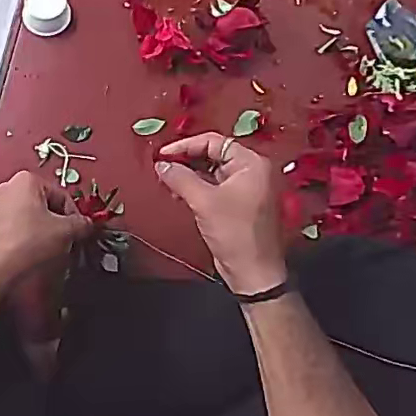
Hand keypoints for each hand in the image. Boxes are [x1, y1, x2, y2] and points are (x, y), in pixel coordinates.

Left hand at [0, 172, 89, 293]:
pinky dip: (28, 239)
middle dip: (58, 224)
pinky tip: (31, 254)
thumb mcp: (64, 232)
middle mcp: (9, 187)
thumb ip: (81, 224)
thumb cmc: (23, 244)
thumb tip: (86, 224)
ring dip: (44, 233)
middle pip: (46, 205)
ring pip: (32, 218)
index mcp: (27, 180)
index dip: (74, 216)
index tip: (79, 231)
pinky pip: (18, 228)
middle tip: (66, 241)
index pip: (62, 196)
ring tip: (48, 250)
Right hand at [154, 133, 286, 293]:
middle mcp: (250, 171)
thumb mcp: (204, 202)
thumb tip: (161, 164)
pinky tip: (178, 193)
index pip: (214, 142)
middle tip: (163, 166)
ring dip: (189, 175)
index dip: (186, 146)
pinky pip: (213, 186)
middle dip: (186, 160)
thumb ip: (180, 178)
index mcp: (251, 163)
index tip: (164, 154)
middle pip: (213, 155)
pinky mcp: (236, 203)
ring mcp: (244, 188)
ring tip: (166, 180)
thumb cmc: (235, 233)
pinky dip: (196, 187)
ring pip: (211, 171)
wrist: (253, 272)